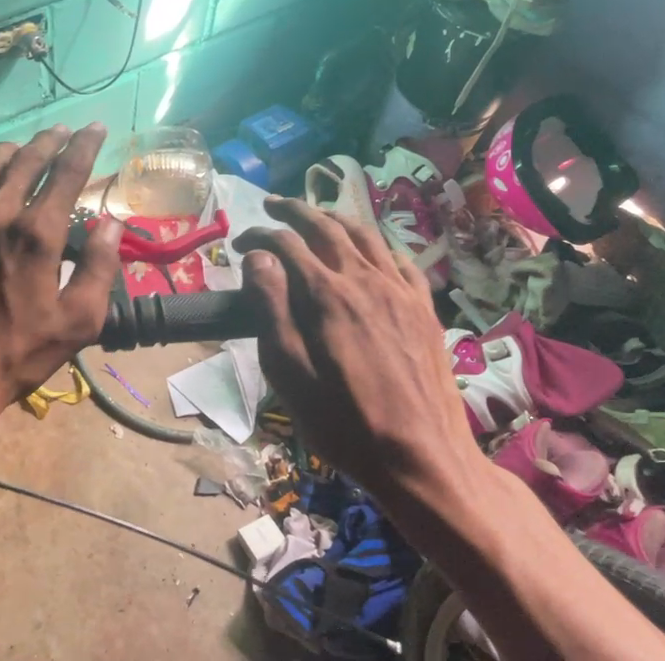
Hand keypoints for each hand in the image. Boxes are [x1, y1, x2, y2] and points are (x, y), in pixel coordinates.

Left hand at [0, 124, 123, 413]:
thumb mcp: (78, 322)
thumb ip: (101, 268)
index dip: (85, 144)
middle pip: (26, 158)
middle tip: (62, 132)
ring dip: (9, 151)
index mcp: (37, 232)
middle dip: (49, 140)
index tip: (96, 128)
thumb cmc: (17, 353)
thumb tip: (112, 223)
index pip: (67, 171)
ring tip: (22, 149)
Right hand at [233, 197, 476, 492]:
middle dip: (295, 211)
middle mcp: (366, 280)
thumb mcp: (289, 372)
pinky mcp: (424, 311)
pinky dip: (379, 246)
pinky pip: (402, 261)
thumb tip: (259, 258)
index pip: (286, 243)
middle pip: (327, 226)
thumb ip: (271, 308)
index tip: (239, 246)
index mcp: (327, 295)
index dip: (258, 236)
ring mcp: (401, 293)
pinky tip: (371, 253)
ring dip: (336, 219)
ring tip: (317, 218)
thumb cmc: (344, 422)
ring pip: (366, 236)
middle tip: (271, 206)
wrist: (423, 459)